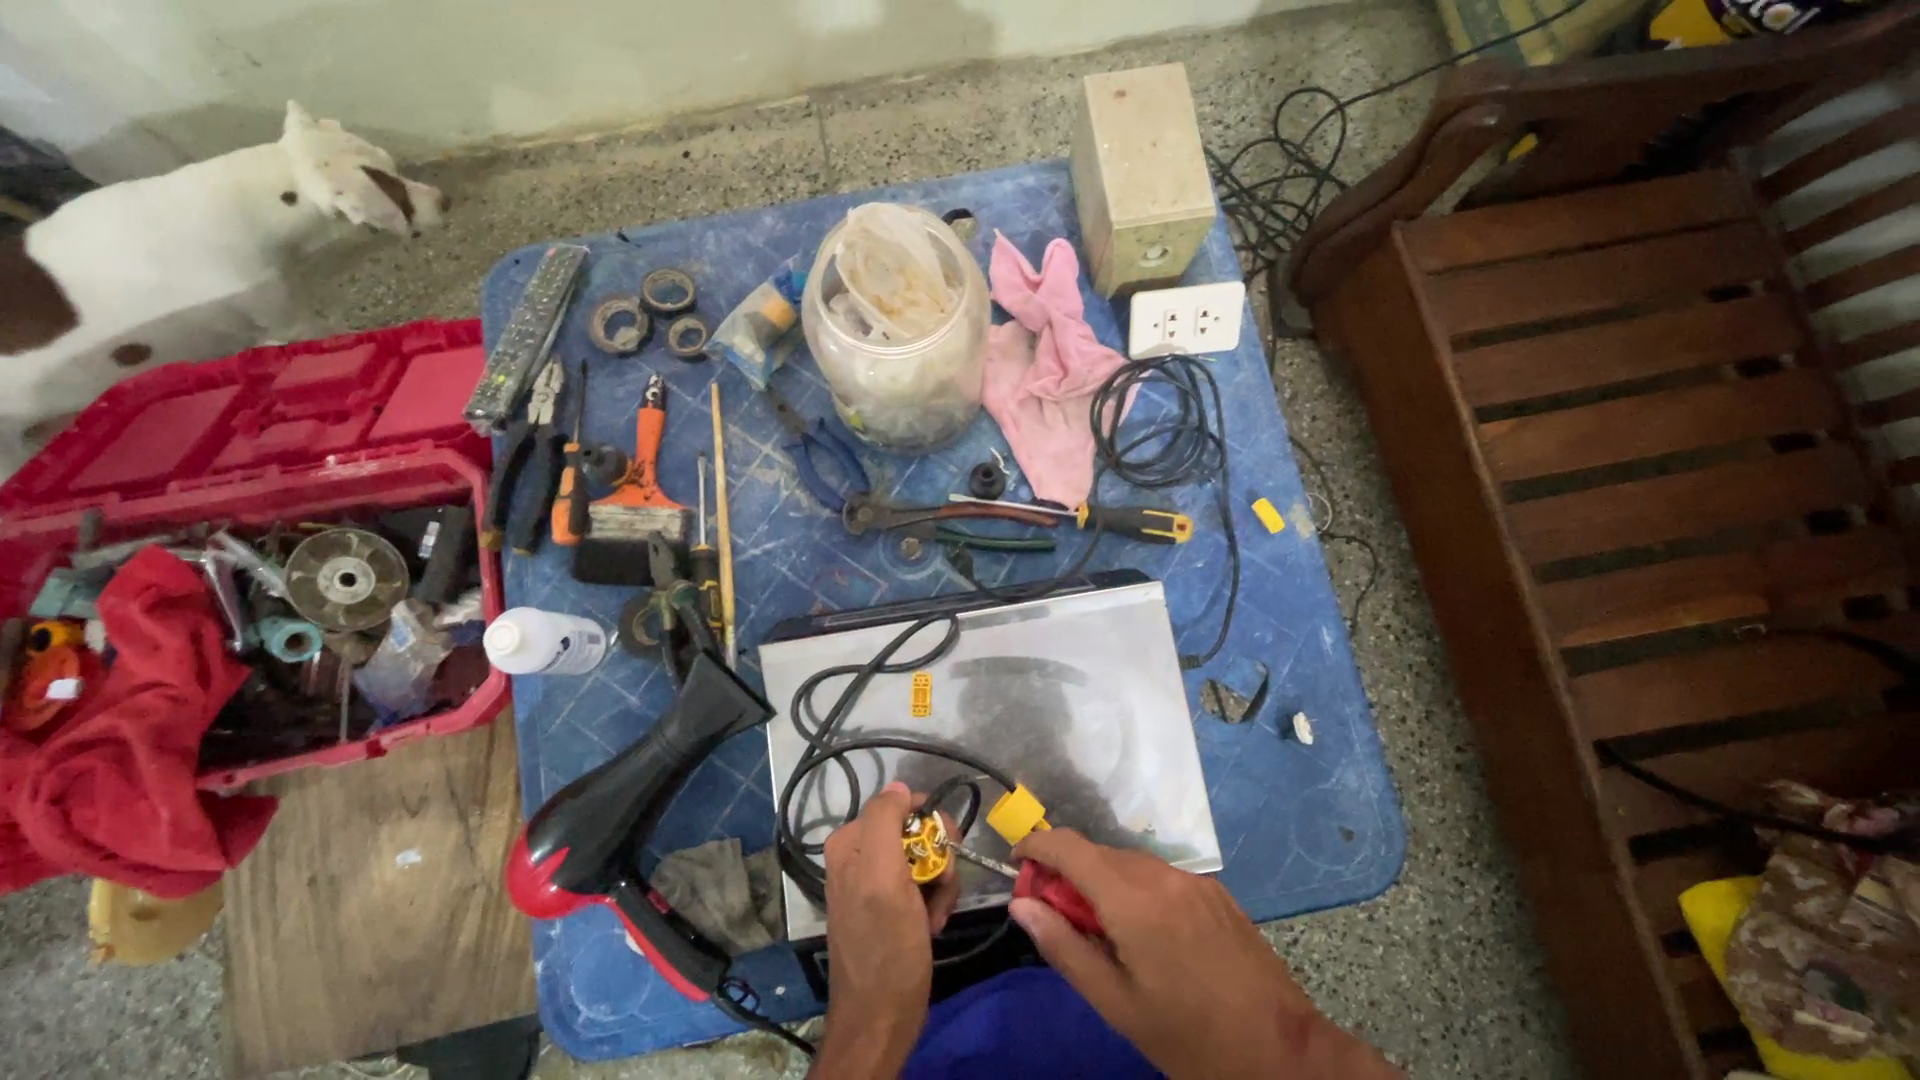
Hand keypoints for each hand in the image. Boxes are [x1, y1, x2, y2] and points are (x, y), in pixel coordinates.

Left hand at [812, 782, 959, 1077]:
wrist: (881, 1016)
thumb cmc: (885, 947)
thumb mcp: (882, 877)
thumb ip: (885, 821)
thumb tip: (900, 784)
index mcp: (851, 842)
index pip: (903, 806)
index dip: (931, 828)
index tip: (945, 855)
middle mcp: (860, 856)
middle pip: (919, 834)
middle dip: (939, 863)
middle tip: (939, 891)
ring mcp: (876, 883)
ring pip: (927, 861)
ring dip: (941, 887)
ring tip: (935, 917)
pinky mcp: (891, 907)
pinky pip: (924, 887)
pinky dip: (935, 904)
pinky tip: (932, 926)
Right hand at [1010, 829, 1399, 1079]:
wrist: (1283, 1052)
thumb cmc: (1189, 1038)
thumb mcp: (1116, 1003)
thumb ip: (1063, 947)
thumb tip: (1022, 905)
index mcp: (1133, 899)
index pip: (1069, 846)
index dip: (1036, 846)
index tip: (1017, 864)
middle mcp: (1163, 875)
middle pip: (1099, 854)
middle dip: (1067, 872)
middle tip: (1054, 916)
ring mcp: (1195, 881)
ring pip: (1131, 864)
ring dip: (1103, 882)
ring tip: (1099, 933)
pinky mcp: (1216, 894)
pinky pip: (1161, 877)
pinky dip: (1136, 890)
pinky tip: (1143, 934)